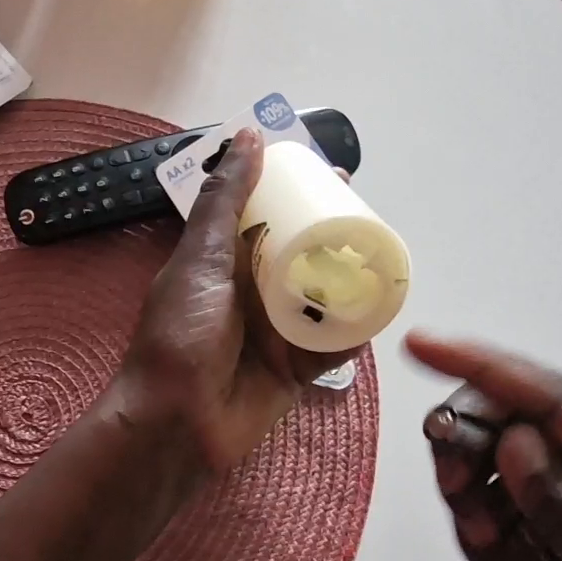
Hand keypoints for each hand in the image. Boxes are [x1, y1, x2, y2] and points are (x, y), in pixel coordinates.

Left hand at [116, 128, 356, 472]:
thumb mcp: (200, 260)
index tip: (330, 173)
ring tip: (384, 255)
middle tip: (368, 216)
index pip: (268, 216)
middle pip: (304, 253)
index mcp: (224, 263)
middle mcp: (252, 293)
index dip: (297, 193)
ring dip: (353, 278)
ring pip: (325, 295)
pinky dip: (356, 327)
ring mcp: (277, 331)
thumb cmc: (180, 336)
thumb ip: (226, 201)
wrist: (177, 423)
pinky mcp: (296, 367)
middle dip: (335, 234)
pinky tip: (382, 305)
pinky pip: (335, 342)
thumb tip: (249, 137)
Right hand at [406, 334, 561, 560]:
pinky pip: (488, 519)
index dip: (487, 370)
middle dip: (472, 450)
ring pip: (490, 474)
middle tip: (454, 485)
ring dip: (474, 505)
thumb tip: (517, 440)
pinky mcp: (543, 541)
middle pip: (512, 429)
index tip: (421, 345)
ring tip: (497, 549)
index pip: (558, 403)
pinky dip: (484, 544)